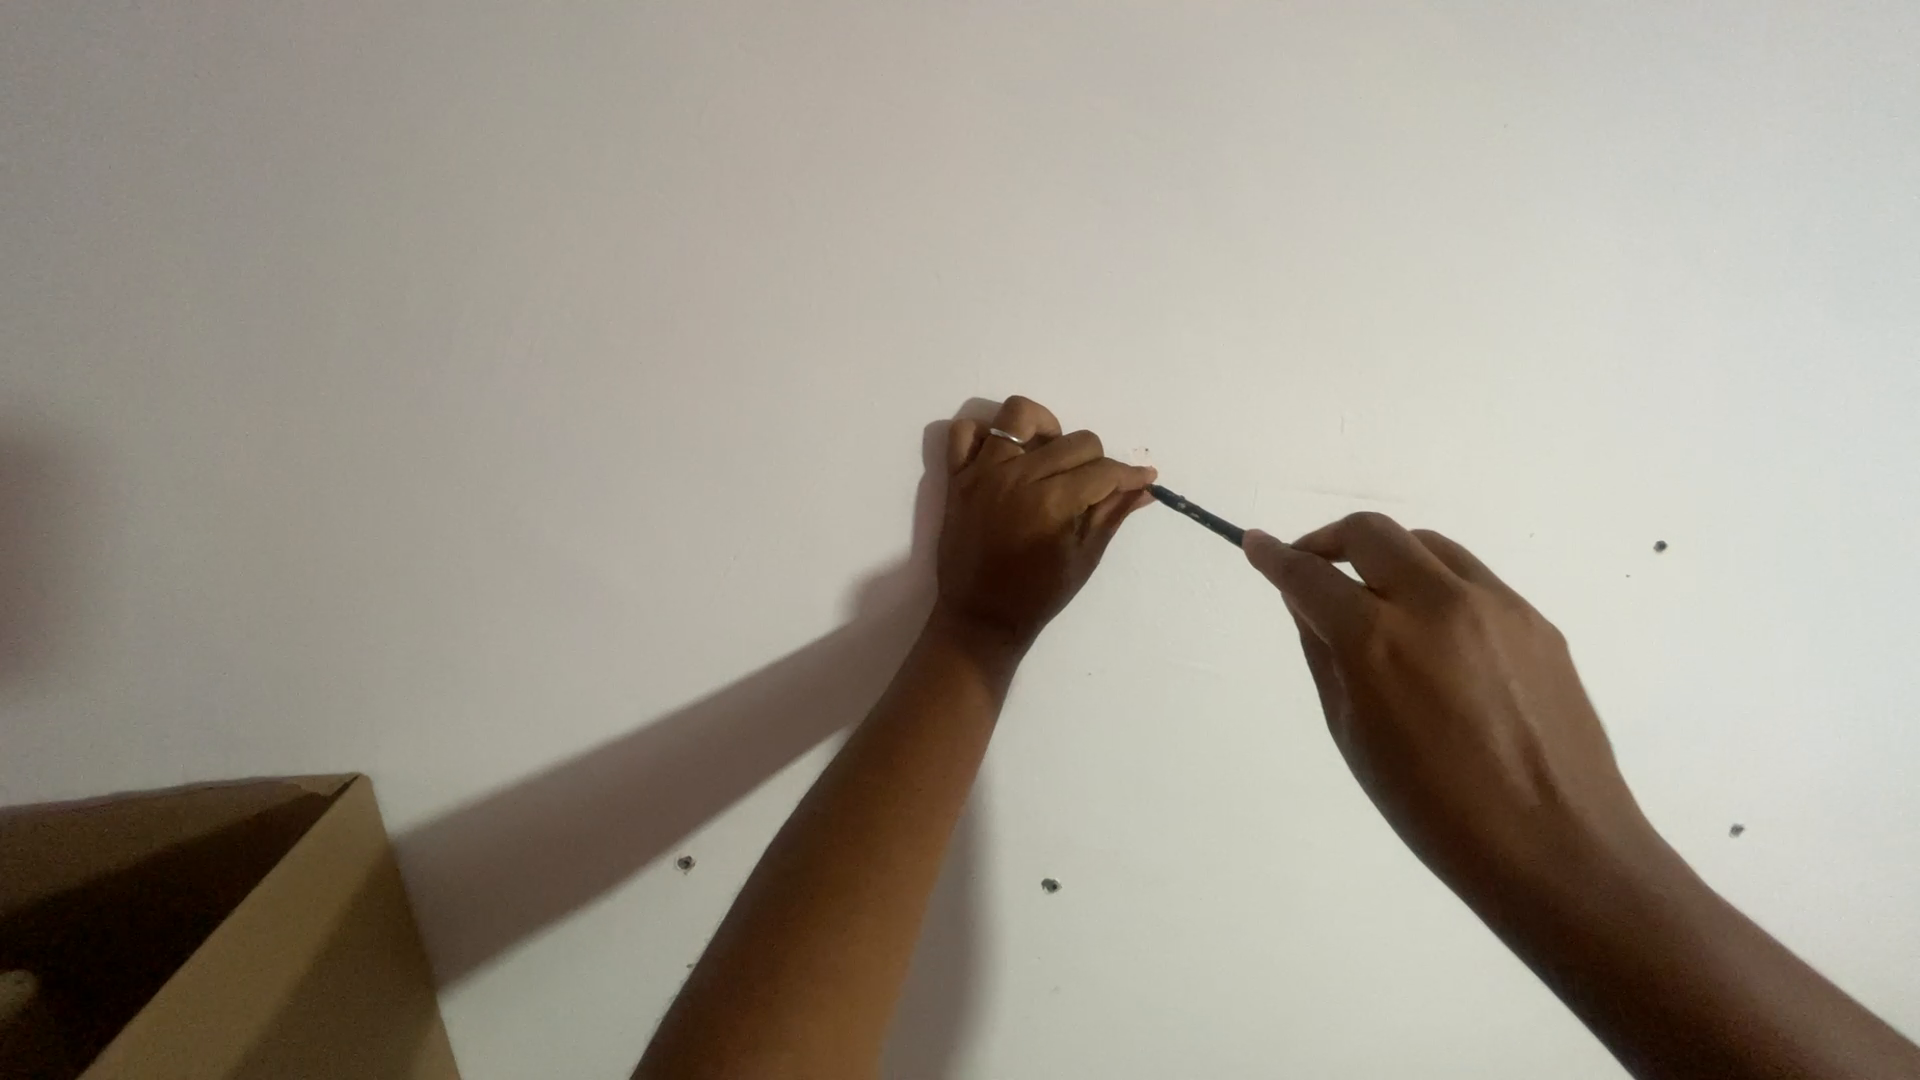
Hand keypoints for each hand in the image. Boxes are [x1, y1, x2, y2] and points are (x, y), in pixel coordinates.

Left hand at [935, 396, 1156, 645]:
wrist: (980, 617)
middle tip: (1092, 485)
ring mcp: (982, 473)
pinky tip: (1003, 456)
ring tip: (1048, 454)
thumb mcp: (1083, 557)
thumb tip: (1144, 486)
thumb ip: (1111, 514)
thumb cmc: (1037, 595)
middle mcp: (1017, 477)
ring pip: (1017, 414)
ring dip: (1043, 428)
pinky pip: (963, 431)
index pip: (1104, 470)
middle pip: (1073, 441)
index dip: (1129, 475)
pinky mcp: (956, 478)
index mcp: (1052, 502)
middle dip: (1095, 460)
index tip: (1141, 479)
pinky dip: (984, 435)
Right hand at [1243, 513, 1656, 893]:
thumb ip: (1322, 651)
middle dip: (1327, 540)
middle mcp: (1435, 604)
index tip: (1256, 544)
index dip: (1274, 556)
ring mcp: (1494, 606)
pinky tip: (1430, 631)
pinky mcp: (1536, 620)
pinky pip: (1468, 576)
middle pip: (1368, 532)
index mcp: (1377, 640)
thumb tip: (1306, 600)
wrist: (1558, 847)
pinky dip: (1430, 582)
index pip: (1309, 574)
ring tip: (1373, 598)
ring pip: (1423, 543)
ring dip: (1383, 555)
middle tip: (1311, 570)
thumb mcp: (1350, 730)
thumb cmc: (1430, 805)